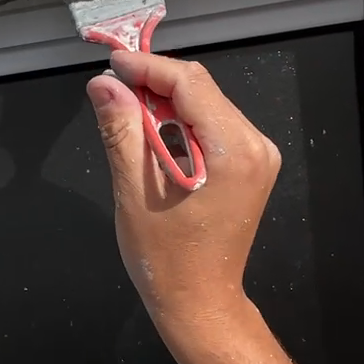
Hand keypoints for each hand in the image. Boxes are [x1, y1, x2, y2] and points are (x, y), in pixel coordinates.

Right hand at [86, 50, 281, 339]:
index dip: (148, 68)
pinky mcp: (251, 167)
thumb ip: (121, 132)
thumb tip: (104, 85)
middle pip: (201, 90)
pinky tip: (153, 137)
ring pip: (206, 106)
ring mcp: (259, 157)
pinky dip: (180, 124)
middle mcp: (256, 147)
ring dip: (165, 104)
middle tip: (112, 89)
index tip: (112, 62)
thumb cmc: (167, 260)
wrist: (200, 301)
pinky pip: (213, 127)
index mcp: (233, 152)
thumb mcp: (135, 194)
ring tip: (126, 115)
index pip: (190, 84)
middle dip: (155, 84)